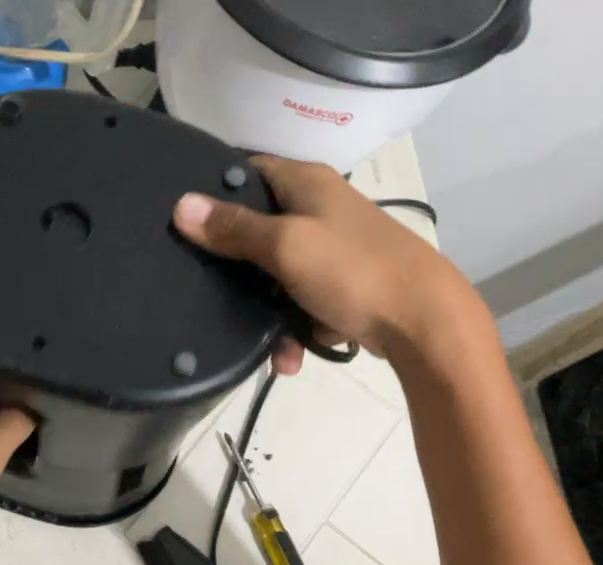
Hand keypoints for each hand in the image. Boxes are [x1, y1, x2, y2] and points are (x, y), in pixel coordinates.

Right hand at [172, 155, 491, 372]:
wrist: (421, 320)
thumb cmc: (352, 270)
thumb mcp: (285, 246)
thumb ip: (234, 229)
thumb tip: (181, 205)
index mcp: (306, 183)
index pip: (247, 171)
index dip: (214, 192)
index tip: (183, 222)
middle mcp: (317, 208)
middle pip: (255, 230)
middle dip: (235, 268)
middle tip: (209, 291)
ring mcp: (329, 249)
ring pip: (275, 277)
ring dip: (266, 314)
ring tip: (267, 347)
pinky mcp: (338, 286)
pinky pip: (299, 305)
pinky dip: (294, 330)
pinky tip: (292, 356)